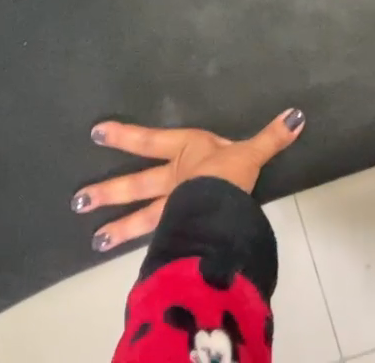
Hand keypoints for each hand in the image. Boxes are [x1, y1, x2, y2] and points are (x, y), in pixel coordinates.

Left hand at [72, 108, 305, 251]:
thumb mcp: (252, 151)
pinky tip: (127, 258)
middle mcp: (173, 178)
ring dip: (118, 226)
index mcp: (187, 151)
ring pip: (141, 217)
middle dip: (108, 191)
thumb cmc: (231, 171)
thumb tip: (296, 115)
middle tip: (77, 200)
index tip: (96, 133)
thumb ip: (272, 136)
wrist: (222, 206)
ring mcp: (173, 207)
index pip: (149, 140)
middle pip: (136, 184)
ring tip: (94, 240)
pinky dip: (143, 247)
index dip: (124, 136)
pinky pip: (158, 238)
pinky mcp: (178, 230)